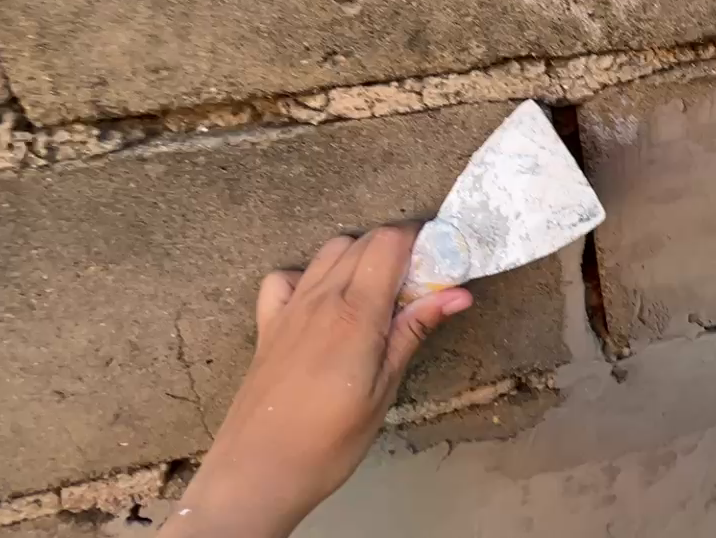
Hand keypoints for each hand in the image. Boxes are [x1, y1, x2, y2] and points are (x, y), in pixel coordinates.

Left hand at [161, 226, 473, 537]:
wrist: (254, 479)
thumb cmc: (330, 440)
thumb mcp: (385, 387)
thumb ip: (416, 330)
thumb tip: (461, 293)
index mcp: (356, 312)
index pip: (389, 241)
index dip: (418, 237)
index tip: (438, 258)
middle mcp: (322, 298)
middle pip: (364, 239)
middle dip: (397, 245)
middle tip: (418, 279)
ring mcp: (290, 309)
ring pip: (331, 250)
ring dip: (360, 254)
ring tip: (377, 288)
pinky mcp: (267, 326)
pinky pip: (285, 278)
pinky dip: (308, 275)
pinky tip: (323, 299)